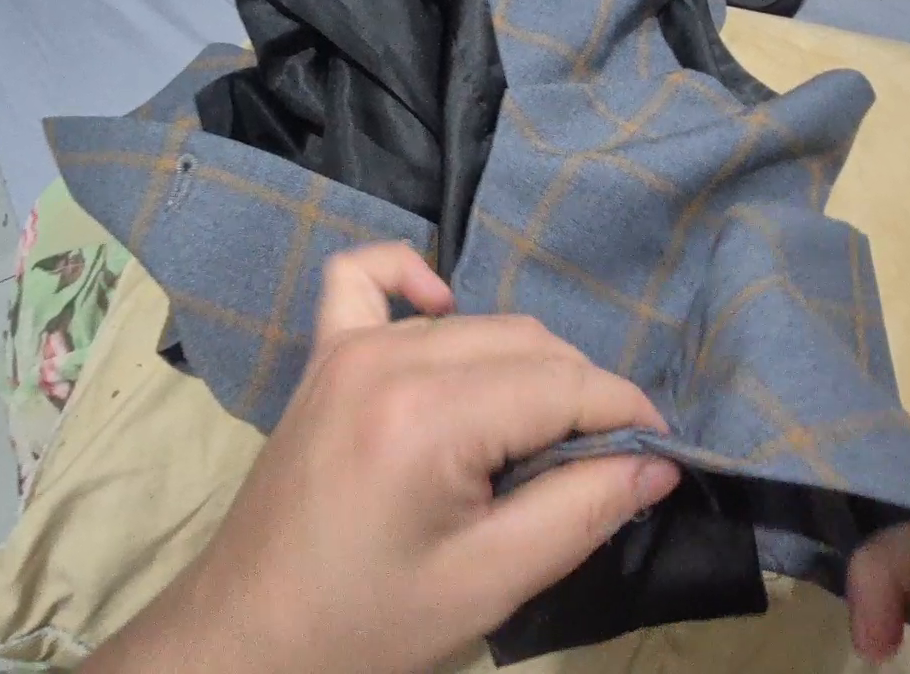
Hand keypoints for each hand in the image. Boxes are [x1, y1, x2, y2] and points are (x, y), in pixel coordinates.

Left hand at [86, 243, 680, 673]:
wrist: (249, 631)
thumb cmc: (367, 624)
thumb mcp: (488, 585)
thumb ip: (580, 511)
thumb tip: (654, 460)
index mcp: (429, 417)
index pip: (561, 383)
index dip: (624, 409)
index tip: (659, 447)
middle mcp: (389, 358)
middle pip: (525, 343)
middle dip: (581, 392)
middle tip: (601, 455)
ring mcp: (349, 344)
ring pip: (474, 323)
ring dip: (524, 363)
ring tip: (540, 427)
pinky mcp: (325, 351)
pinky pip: (364, 277)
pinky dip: (412, 279)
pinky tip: (439, 309)